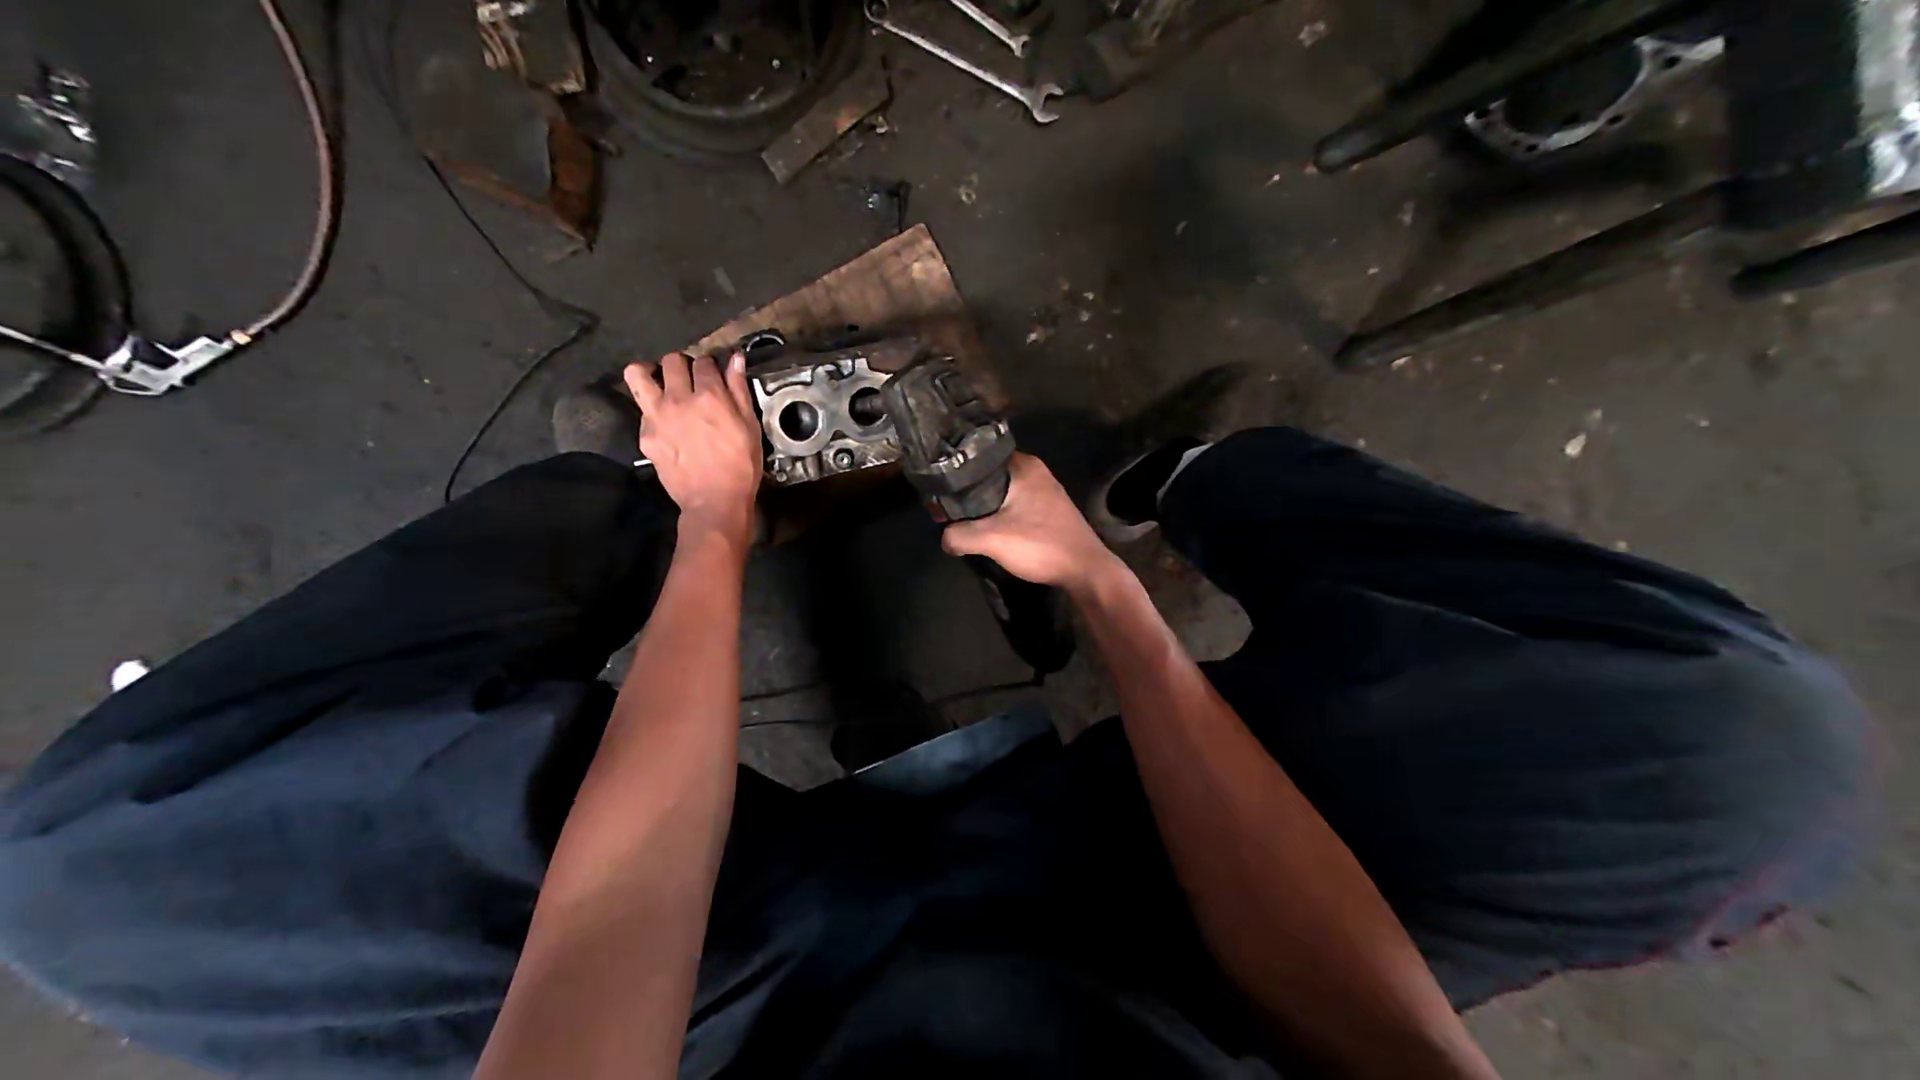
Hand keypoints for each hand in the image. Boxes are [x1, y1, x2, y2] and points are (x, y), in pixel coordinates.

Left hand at [624, 352, 762, 544]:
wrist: (714, 501)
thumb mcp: (750, 426)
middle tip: (690, 379)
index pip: (704, 362)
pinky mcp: (646, 435)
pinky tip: (665, 422)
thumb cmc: (741, 466)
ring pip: (637, 374)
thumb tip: (736, 360)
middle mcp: (679, 399)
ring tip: (659, 382)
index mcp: (710, 395)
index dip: (711, 365)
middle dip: (682, 364)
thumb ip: (740, 390)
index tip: (714, 374)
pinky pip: (642, 410)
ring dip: (648, 372)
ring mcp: (657, 416)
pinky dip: (652, 409)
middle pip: (671, 360)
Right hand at [941, 453, 1126, 595]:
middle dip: (968, 494)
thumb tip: (944, 538)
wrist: (1085, 571)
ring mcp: (1044, 492)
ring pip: (1002, 494)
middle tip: (947, 511)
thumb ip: (959, 535)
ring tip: (963, 523)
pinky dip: (1000, 517)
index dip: (956, 474)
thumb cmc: (1041, 545)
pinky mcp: (1048, 511)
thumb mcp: (992, 539)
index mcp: (1023, 465)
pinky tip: (990, 532)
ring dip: (984, 508)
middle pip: (989, 477)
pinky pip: (1014, 507)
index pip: (979, 458)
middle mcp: (1035, 472)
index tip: (939, 491)